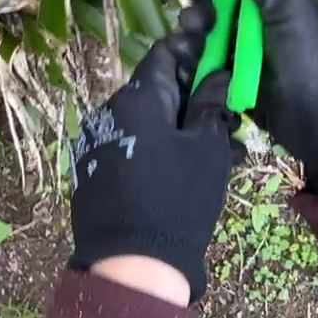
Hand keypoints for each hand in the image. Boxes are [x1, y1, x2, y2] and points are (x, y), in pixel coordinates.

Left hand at [69, 29, 235, 302]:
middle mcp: (109, 111)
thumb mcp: (205, 147)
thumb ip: (210, 102)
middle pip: (155, 89)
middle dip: (190, 98)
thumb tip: (217, 72)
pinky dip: (157, 147)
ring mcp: (96, 139)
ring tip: (214, 150)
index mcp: (136, 98)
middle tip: (225, 119)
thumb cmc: (178, 197)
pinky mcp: (92, 167)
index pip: (164, 54)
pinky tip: (184, 169)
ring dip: (177, 126)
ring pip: (144, 119)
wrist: (133, 262)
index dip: (194, 55)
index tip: (218, 69)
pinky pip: (130, 143)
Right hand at [197, 0, 317, 193]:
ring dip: (191, 35)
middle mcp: (259, 20)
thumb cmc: (310, 56)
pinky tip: (186, 65)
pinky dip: (192, 62)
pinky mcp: (233, 83)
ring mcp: (246, 52)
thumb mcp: (283, 2)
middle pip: (214, 2)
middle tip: (194, 21)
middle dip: (198, 8)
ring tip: (188, 45)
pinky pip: (204, 64)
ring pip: (205, 34)